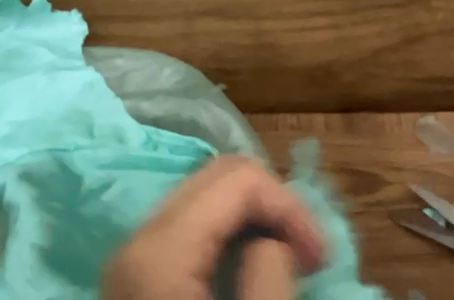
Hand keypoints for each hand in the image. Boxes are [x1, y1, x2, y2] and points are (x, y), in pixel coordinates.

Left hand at [103, 156, 329, 299]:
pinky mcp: (135, 278)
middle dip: (272, 202)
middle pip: (218, 176)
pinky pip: (190, 229)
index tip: (321, 256)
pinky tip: (250, 264)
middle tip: (308, 252)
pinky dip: (228, 235)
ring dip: (252, 216)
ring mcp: (132, 257)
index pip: (239, 177)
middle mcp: (138, 235)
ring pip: (204, 198)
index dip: (290, 205)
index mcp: (160, 245)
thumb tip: (274, 238)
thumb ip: (270, 273)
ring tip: (286, 257)